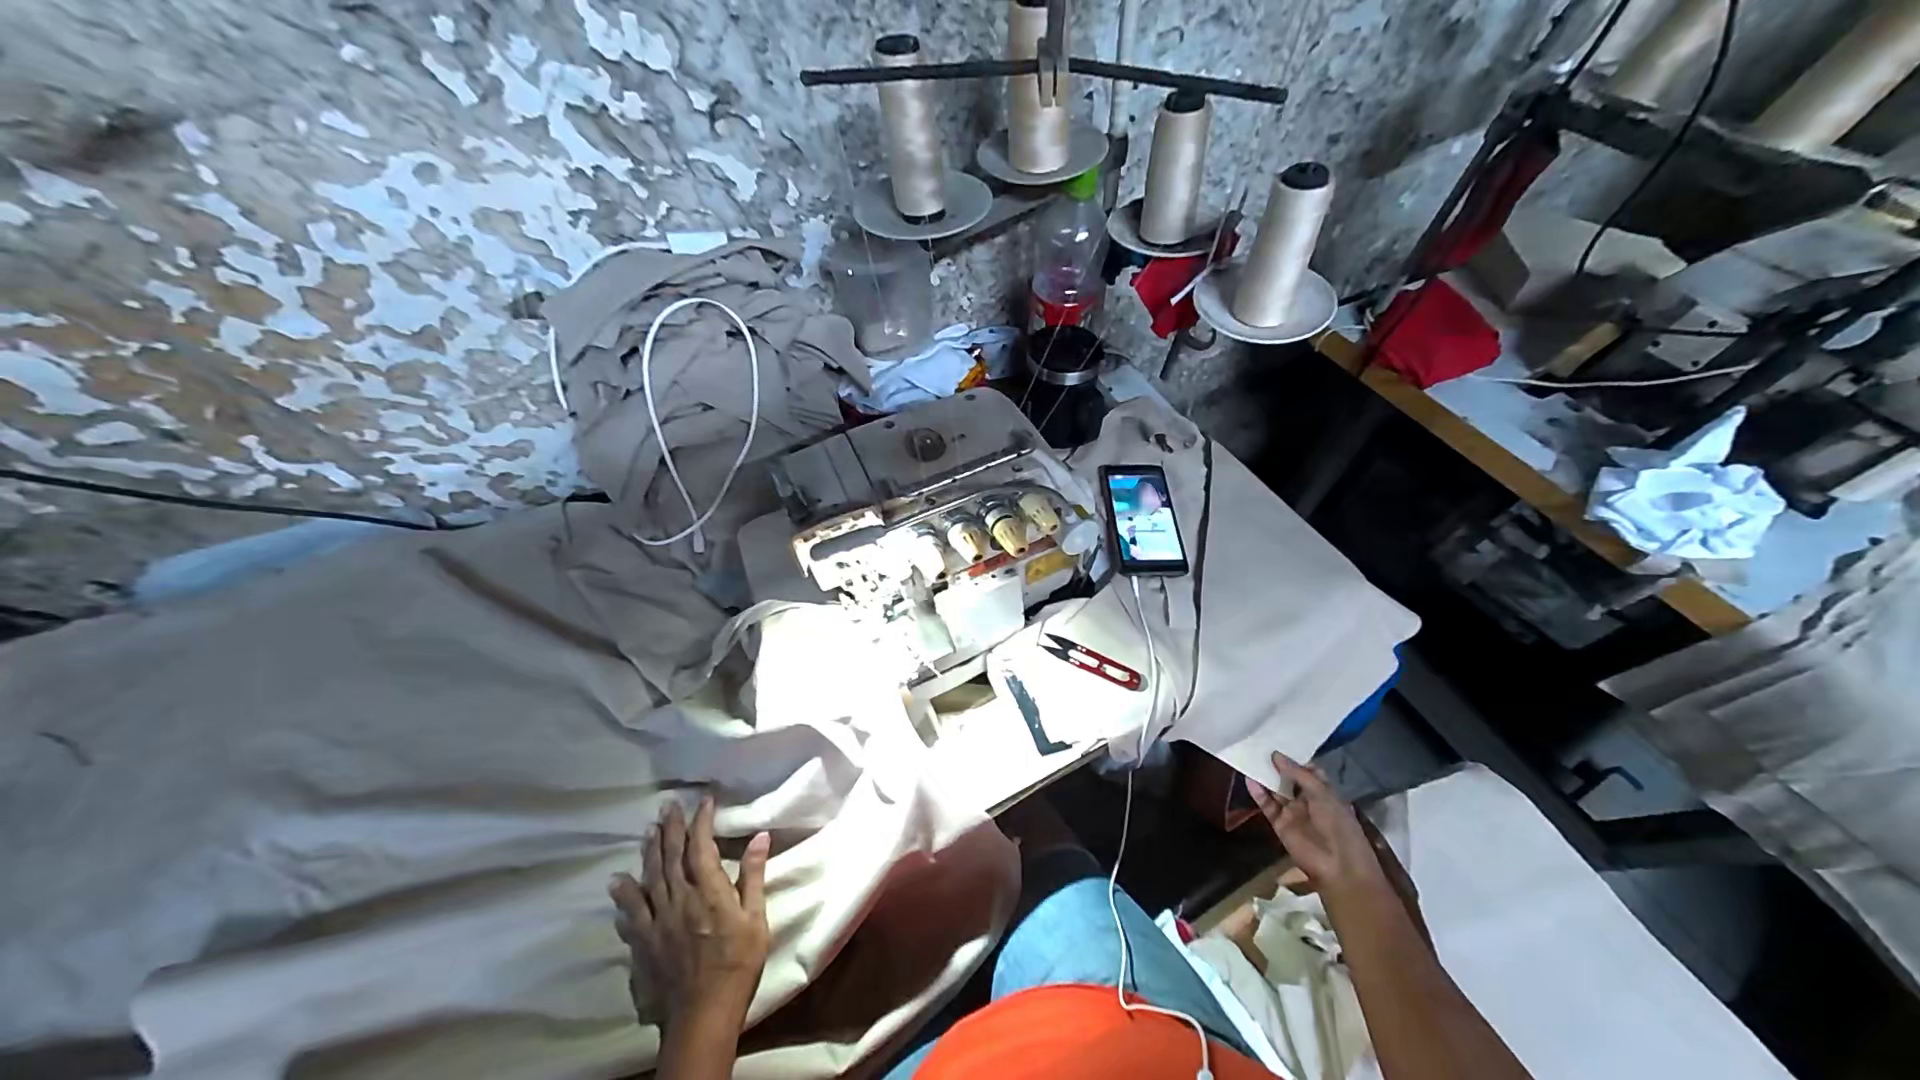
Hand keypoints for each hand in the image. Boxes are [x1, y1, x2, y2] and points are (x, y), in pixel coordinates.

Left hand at [610, 795, 771, 1031]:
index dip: (702, 821)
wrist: (703, 1014)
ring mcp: (658, 920)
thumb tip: (760, 837)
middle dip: (671, 827)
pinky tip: (618, 880)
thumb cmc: (739, 964)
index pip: (701, 846)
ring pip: (650, 876)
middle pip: (672, 855)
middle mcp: (680, 898)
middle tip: (668, 805)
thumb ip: (754, 876)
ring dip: (650, 850)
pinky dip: (624, 894)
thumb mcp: (757, 919)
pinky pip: (631, 912)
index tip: (705, 801)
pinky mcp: (643, 941)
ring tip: (649, 829)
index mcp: (709, 891)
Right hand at [1247, 752, 1387, 901]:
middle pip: (1289, 779)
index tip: (1280, 742)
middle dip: (1277, 765)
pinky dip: (1258, 793)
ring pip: (1276, 791)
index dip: (1295, 758)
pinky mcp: (1280, 824)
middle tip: (1260, 745)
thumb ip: (1298, 773)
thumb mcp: (1322, 793)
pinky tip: (1248, 779)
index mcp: (1325, 792)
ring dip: (1265, 777)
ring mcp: (1293, 812)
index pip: (1308, 771)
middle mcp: (1308, 800)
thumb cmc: (1338, 825)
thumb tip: (1275, 755)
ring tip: (1250, 758)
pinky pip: (1267, 805)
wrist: (1337, 865)